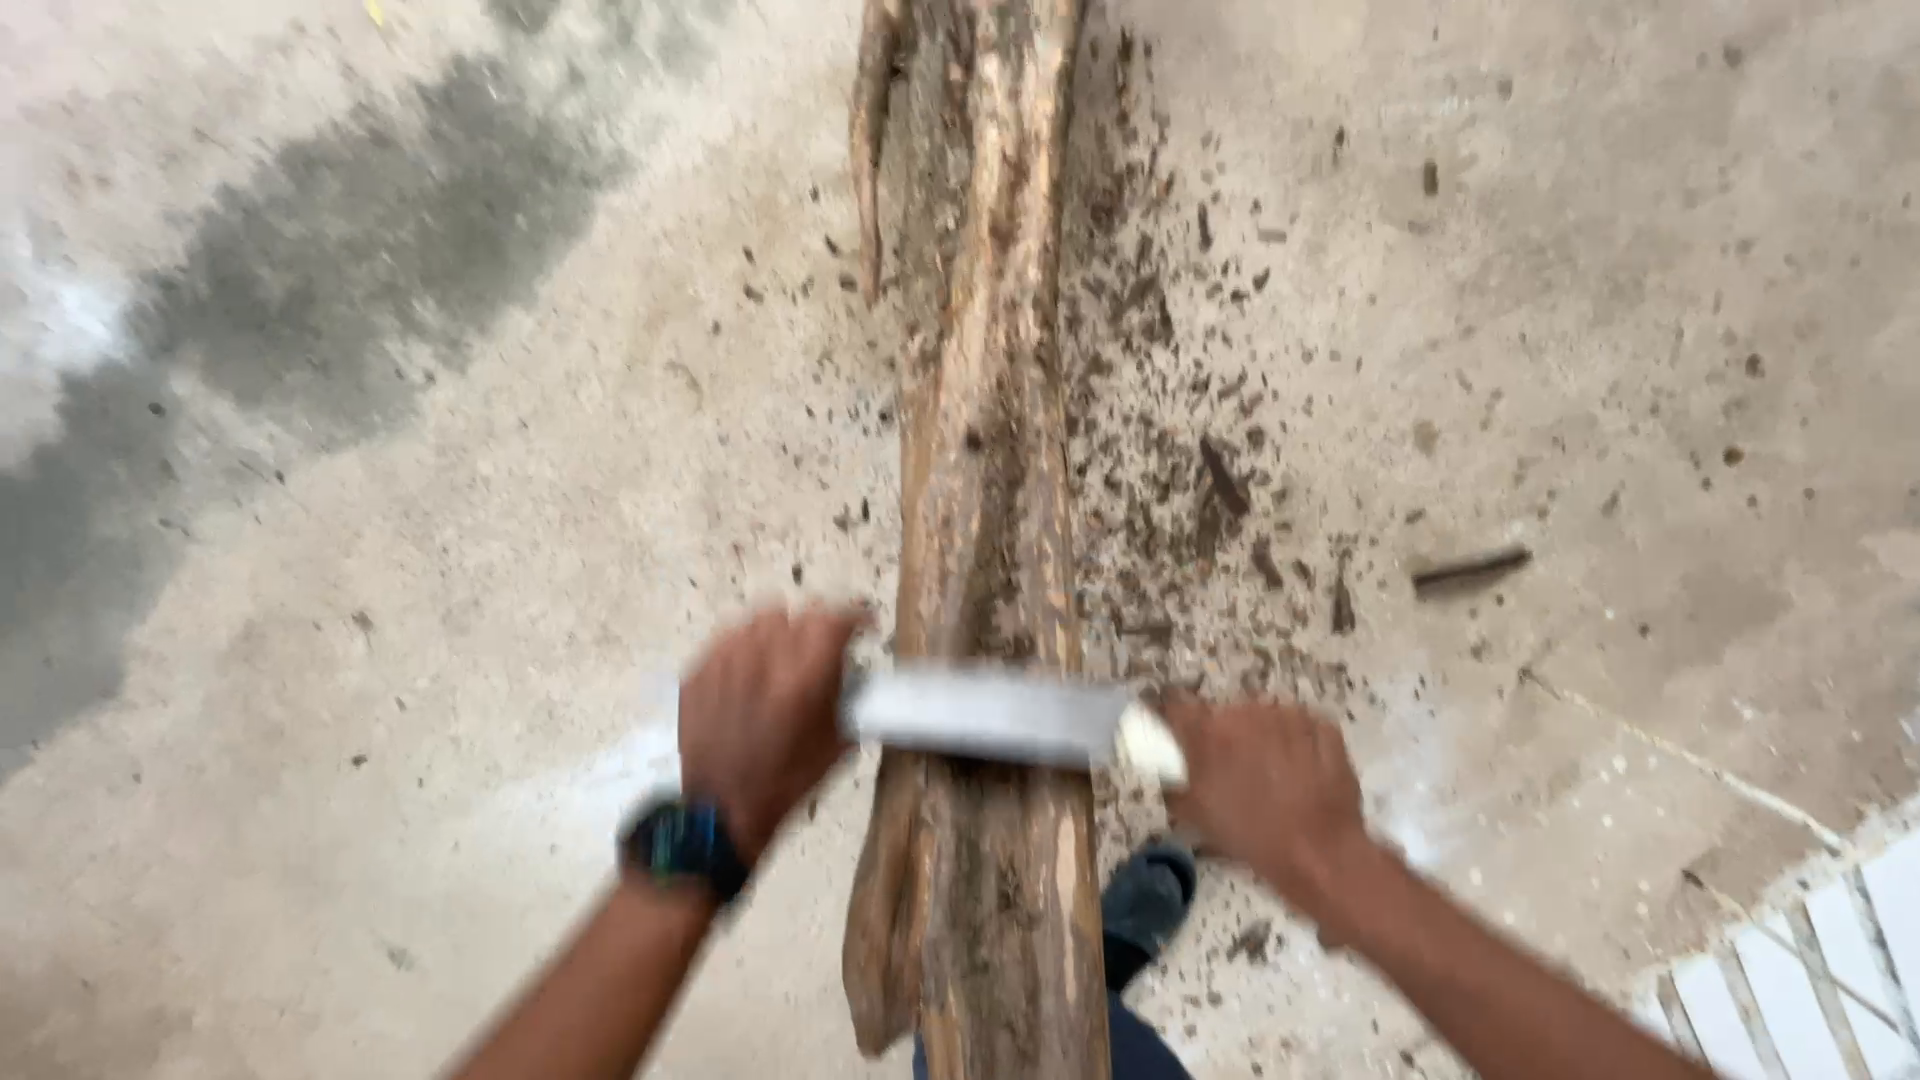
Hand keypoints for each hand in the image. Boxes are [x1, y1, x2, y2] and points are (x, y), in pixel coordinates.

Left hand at [677, 602, 868, 865]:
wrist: (720, 812)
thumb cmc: (786, 782)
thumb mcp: (836, 743)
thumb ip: (845, 694)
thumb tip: (848, 665)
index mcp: (803, 680)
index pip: (835, 620)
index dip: (856, 616)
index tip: (863, 626)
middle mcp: (763, 660)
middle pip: (799, 613)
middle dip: (816, 628)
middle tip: (820, 651)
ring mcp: (724, 662)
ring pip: (761, 619)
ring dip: (779, 633)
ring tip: (782, 658)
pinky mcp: (697, 672)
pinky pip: (728, 639)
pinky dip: (746, 648)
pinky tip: (750, 673)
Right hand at [1162, 700, 1372, 920]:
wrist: (1320, 853)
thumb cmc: (1251, 836)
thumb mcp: (1196, 816)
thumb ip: (1173, 784)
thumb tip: (1167, 773)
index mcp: (1207, 731)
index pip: (1178, 705)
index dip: (1178, 719)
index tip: (1182, 735)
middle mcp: (1243, 711)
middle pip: (1225, 712)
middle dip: (1226, 733)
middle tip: (1234, 766)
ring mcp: (1285, 715)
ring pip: (1263, 716)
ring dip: (1262, 734)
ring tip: (1273, 771)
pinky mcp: (1320, 724)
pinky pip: (1298, 723)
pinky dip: (1296, 739)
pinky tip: (1301, 768)